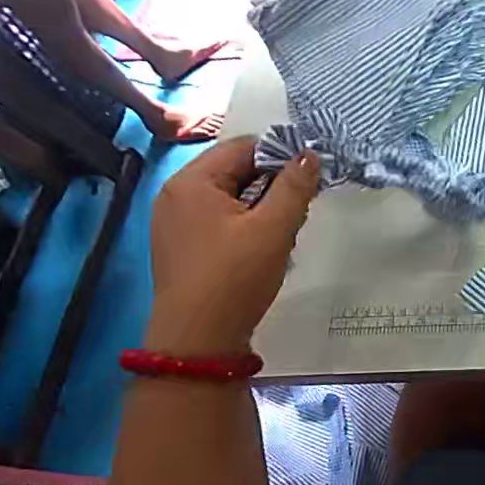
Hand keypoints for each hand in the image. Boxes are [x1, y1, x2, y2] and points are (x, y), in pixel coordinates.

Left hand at [144, 137, 319, 354]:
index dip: (281, 155)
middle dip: (272, 183)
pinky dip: (245, 222)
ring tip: (283, 231)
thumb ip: (295, 186)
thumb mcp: (274, 228)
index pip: (244, 147)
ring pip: (229, 195)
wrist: (200, 338)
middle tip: (300, 208)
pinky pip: (219, 218)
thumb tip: (310, 154)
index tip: (310, 177)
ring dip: (261, 205)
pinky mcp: (181, 244)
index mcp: (192, 181)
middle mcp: (176, 193)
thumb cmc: (236, 276)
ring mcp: (174, 220)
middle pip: (234, 170)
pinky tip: (262, 246)